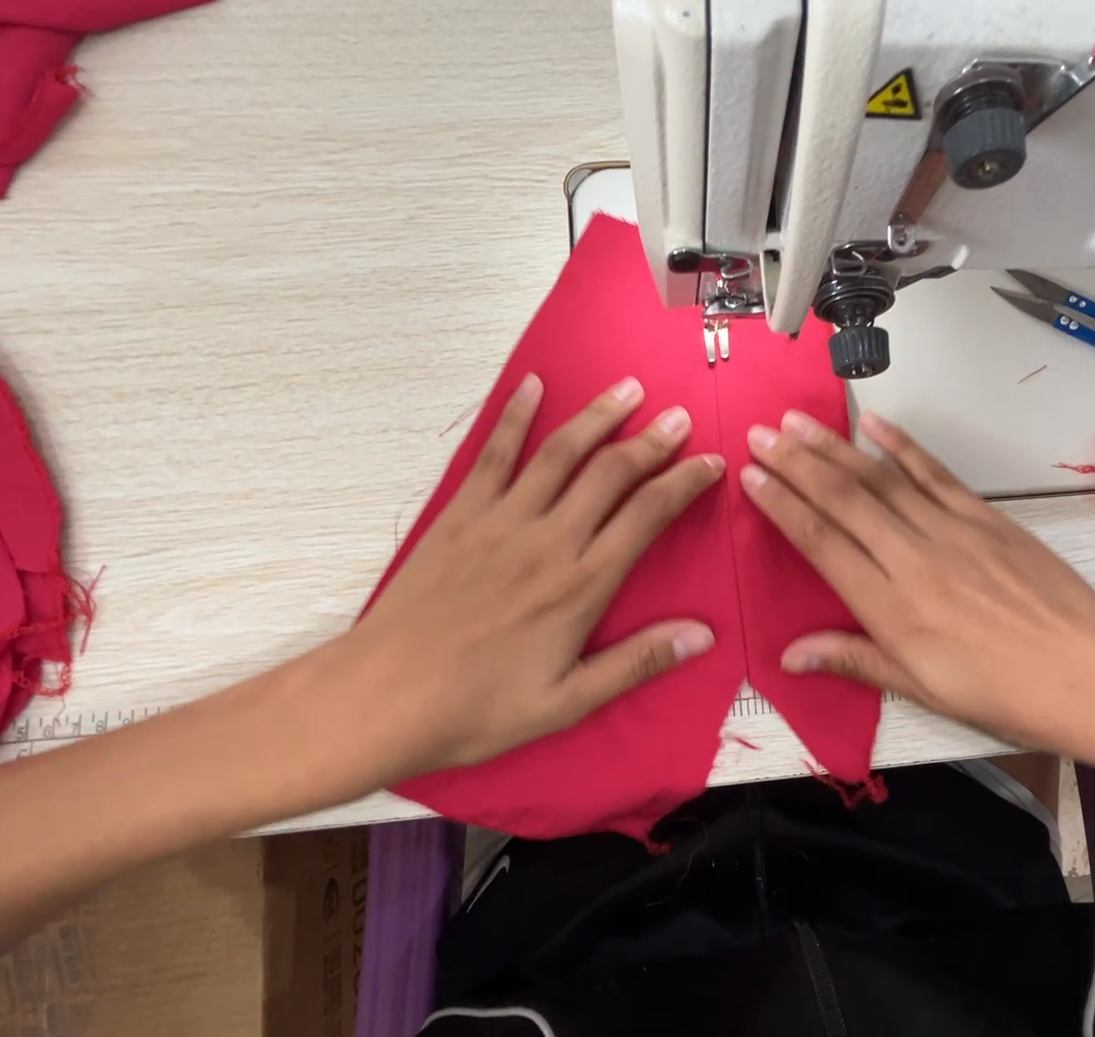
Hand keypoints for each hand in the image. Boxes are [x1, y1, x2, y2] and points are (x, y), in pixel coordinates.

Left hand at [336, 374, 723, 782]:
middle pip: (612, 473)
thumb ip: (637, 662)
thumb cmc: (478, 708)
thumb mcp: (567, 702)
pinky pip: (494, 454)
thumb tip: (703, 635)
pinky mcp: (461, 514)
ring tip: (627, 389)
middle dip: (652, 441)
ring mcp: (502, 520)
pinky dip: (514, 415)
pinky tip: (532, 386)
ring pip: (561, 452)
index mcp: (582, 584)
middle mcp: (548, 540)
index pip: (648, 515)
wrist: (383, 697)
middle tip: (679, 416)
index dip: (685, 483)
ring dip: (598, 416)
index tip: (711, 463)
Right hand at [738, 410, 1094, 760]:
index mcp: (889, 606)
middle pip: (843, 500)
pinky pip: (935, 473)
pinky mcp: (985, 517)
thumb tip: (789, 656)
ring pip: (881, 480)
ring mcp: (950, 531)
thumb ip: (853, 659)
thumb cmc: (998, 691)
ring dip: (835, 447)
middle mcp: (911, 558)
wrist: (1086, 673)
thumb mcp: (919, 688)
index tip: (753, 477)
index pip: (821, 543)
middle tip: (761, 433)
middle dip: (796, 463)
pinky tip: (874, 423)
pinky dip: (903, 445)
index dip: (782, 506)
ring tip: (798, 422)